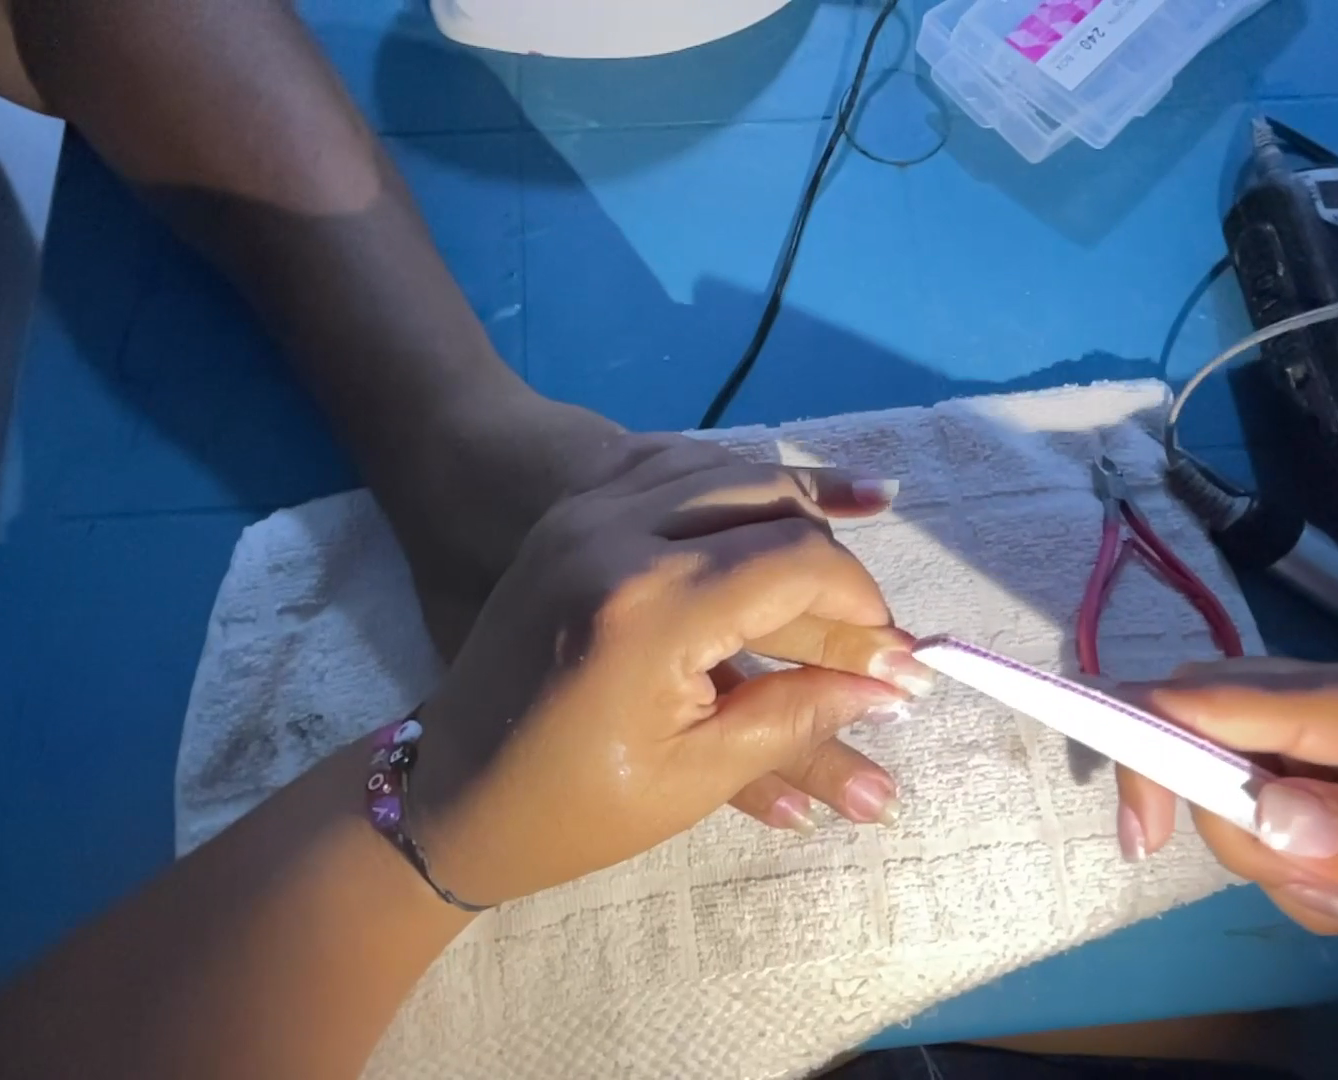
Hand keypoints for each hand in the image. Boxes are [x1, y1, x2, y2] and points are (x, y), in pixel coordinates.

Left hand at [401, 440, 914, 904]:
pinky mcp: (572, 514)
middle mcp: (619, 533)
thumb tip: (887, 686)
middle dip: (834, 563)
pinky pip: (671, 464)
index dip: (863, 603)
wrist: (446, 792)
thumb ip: (799, 717)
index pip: (798, 562)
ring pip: (725, 471)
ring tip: (845, 543)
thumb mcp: (692, 778)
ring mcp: (586, 512)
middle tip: (868, 626)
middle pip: (770, 503)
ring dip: (792, 509)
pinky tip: (768, 493)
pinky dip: (729, 479)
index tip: (892, 657)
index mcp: (651, 609)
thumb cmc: (568, 809)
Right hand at [1120, 659, 1337, 1019]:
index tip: (1134, 806)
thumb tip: (1266, 812)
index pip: (1266, 698)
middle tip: (1295, 885)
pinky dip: (1292, 864)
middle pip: (1221, 721)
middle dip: (1223, 806)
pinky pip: (1261, 807)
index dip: (1172, 726)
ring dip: (1273, 850)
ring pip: (1231, 771)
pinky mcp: (1337, 770)